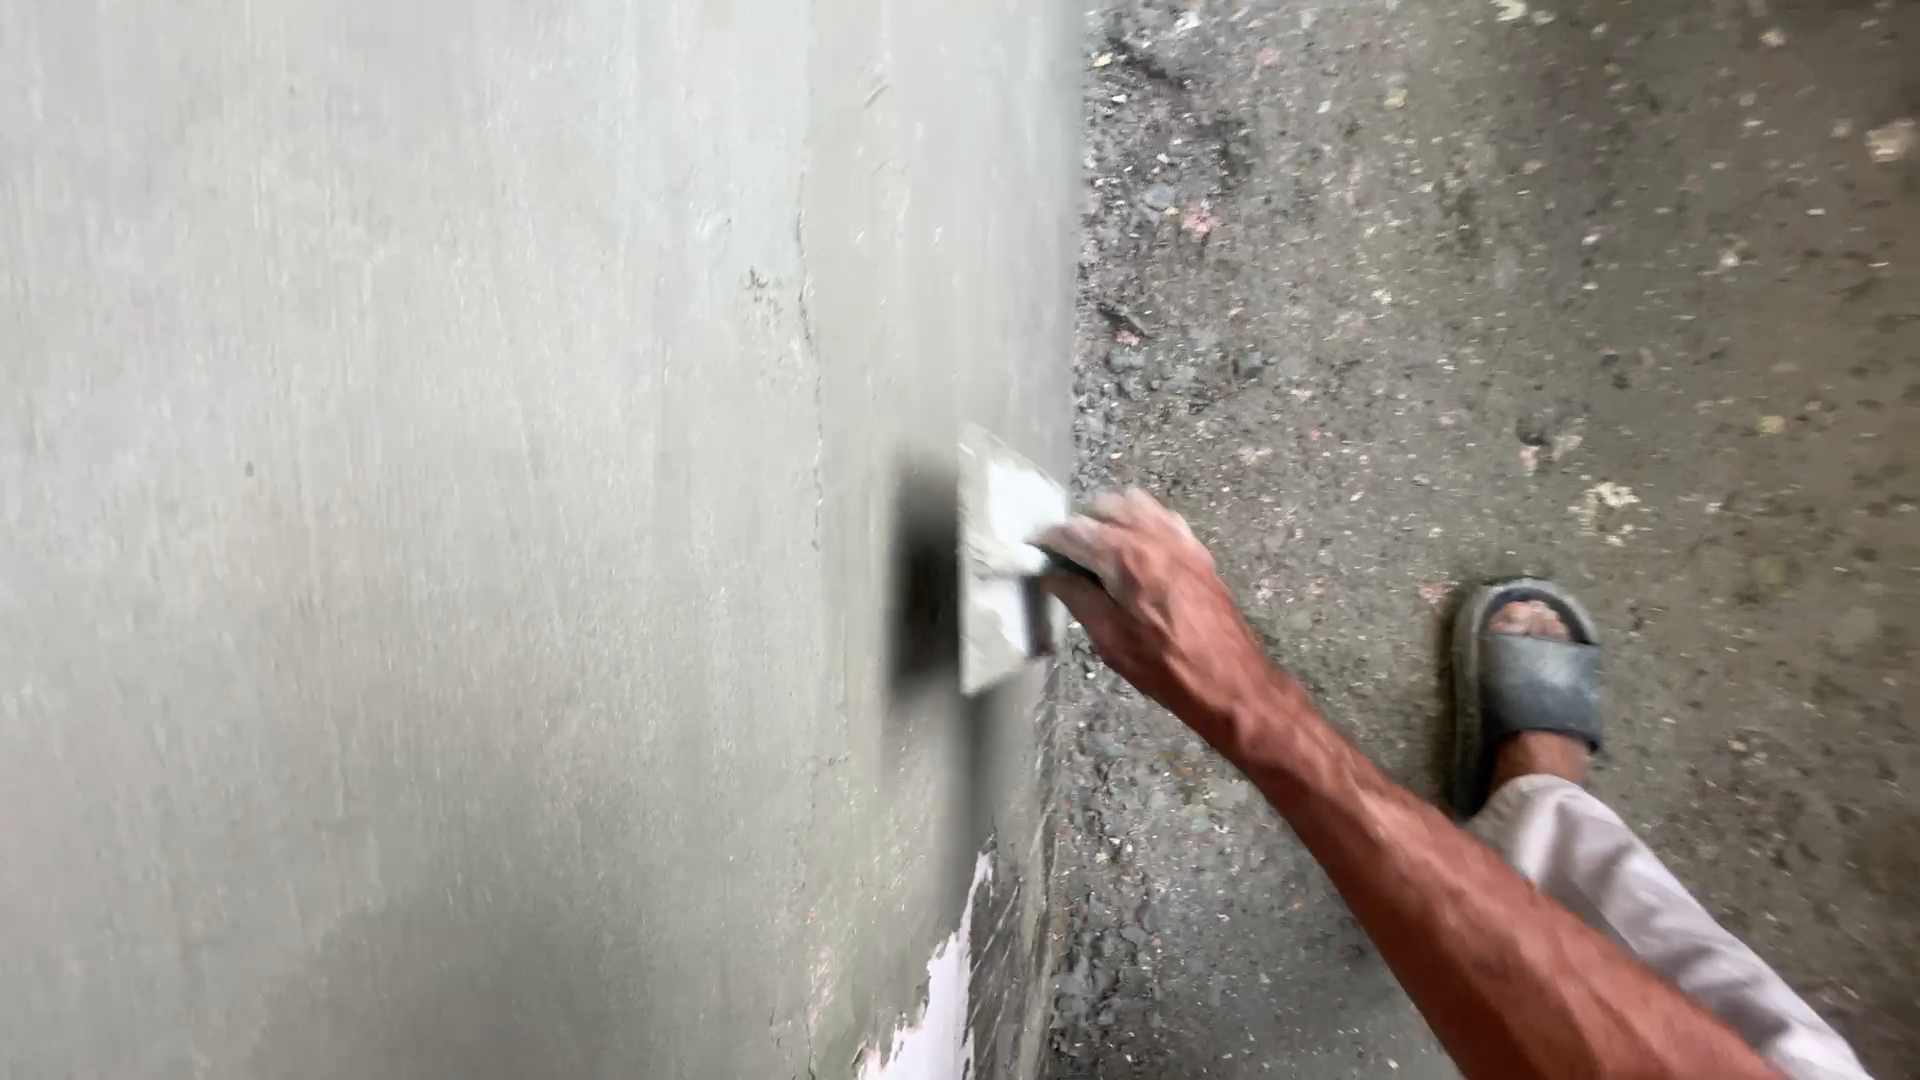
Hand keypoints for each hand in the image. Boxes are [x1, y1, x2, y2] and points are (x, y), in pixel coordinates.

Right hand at [1037, 489, 1274, 737]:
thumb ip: (1077, 597)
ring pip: (1134, 503)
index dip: (1049, 538)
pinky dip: (1140, 521)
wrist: (1231, 682)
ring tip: (1095, 547)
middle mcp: (1154, 537)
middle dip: (1077, 524)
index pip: (1075, 532)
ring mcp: (1180, 540)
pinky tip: (1132, 546)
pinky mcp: (1197, 551)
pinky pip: (1162, 517)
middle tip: (1063, 554)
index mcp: (1127, 558)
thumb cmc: (1166, 668)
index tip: (1033, 546)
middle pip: (1103, 507)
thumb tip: (1052, 573)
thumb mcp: (1109, 640)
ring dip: (1108, 517)